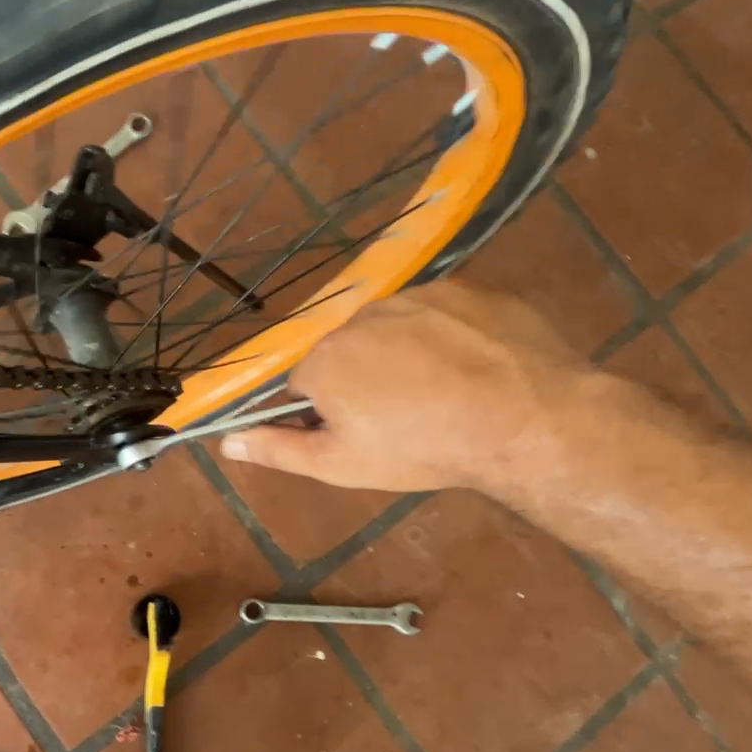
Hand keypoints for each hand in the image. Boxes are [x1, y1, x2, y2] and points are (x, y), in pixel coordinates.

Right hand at [220, 281, 597, 492]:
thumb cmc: (420, 448)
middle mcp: (360, 316)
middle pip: (346, 350)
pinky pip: (439, 313)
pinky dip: (446, 336)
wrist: (526, 420)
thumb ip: (276, 448)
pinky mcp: (466, 287)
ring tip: (441, 391)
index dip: (327, 412)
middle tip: (402, 416)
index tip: (359, 432)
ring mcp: (417, 295)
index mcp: (323, 359)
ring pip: (392, 328)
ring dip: (402, 354)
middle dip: (362, 378)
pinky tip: (470, 367)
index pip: (304, 384)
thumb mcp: (338, 464)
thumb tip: (225, 441)